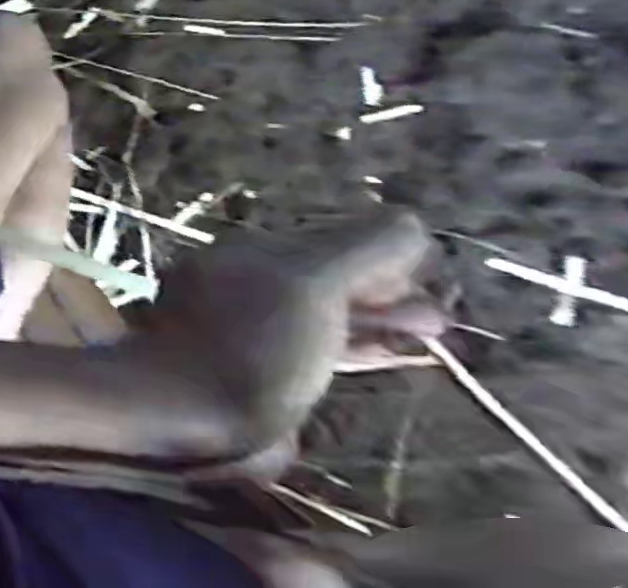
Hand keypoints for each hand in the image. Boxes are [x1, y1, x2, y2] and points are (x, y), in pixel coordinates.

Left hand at [127, 211, 446, 459]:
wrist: (191, 407)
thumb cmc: (250, 339)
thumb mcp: (307, 284)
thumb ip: (355, 251)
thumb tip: (408, 220)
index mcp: (244, 253)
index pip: (321, 241)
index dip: (377, 253)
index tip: (427, 270)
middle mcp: (241, 282)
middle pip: (322, 276)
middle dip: (381, 287)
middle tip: (436, 312)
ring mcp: (246, 326)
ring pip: (322, 313)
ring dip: (375, 318)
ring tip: (430, 331)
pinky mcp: (256, 369)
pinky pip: (315, 347)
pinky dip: (354, 345)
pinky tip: (388, 354)